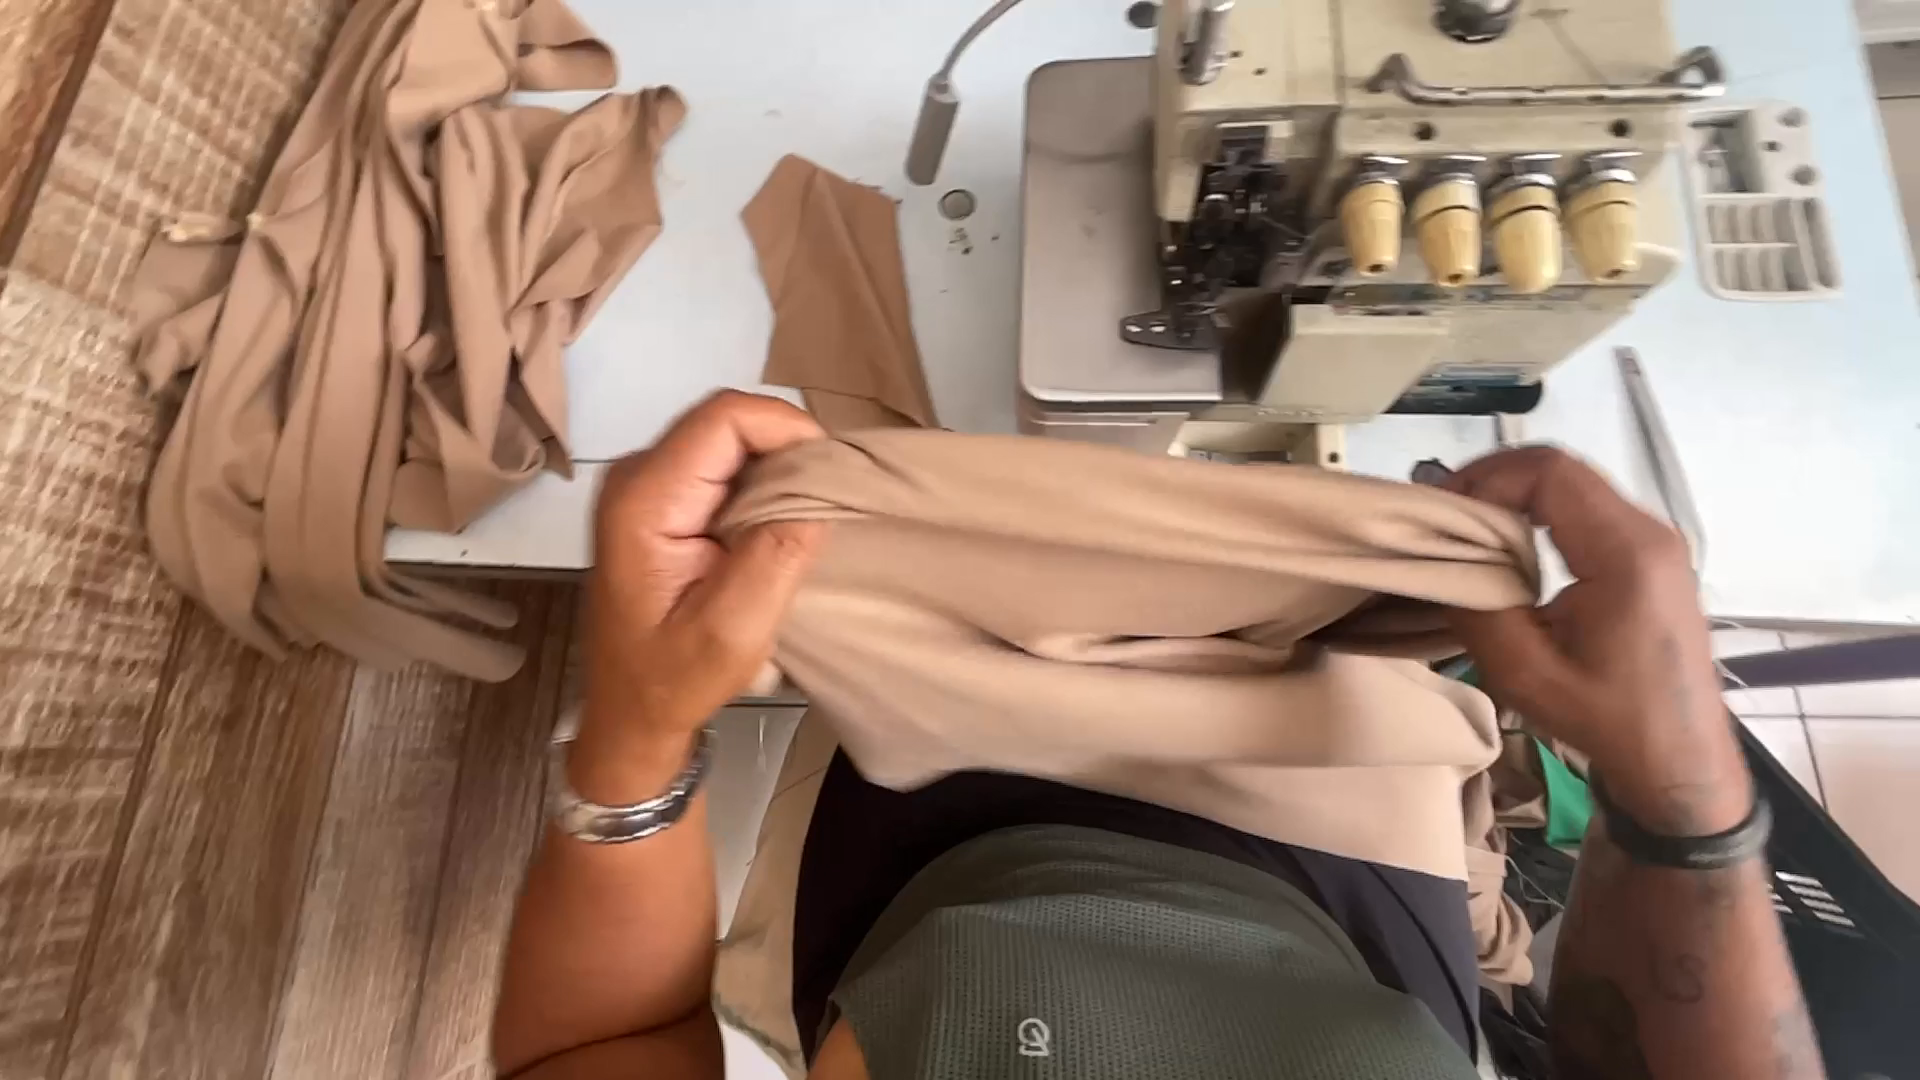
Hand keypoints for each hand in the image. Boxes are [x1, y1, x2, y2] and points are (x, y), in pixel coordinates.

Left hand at [574, 392, 825, 797]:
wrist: (630, 712)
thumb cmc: (674, 680)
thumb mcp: (735, 629)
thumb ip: (778, 554)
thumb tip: (819, 491)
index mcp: (645, 500)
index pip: (724, 418)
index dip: (787, 428)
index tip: (830, 474)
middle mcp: (638, 477)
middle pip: (727, 422)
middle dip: (788, 449)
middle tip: (826, 499)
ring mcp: (648, 486)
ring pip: (731, 440)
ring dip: (779, 468)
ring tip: (808, 514)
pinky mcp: (664, 501)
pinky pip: (725, 466)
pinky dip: (764, 483)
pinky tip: (781, 523)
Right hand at [1444, 446, 1749, 832]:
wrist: (1677, 757)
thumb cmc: (1603, 716)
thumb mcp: (1521, 670)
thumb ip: (1476, 603)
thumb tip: (1437, 557)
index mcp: (1625, 553)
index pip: (1548, 473)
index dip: (1483, 479)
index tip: (1439, 513)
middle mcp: (1648, 533)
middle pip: (1557, 468)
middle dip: (1488, 481)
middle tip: (1441, 518)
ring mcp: (1652, 542)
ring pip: (1567, 483)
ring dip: (1507, 495)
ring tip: (1463, 532)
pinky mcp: (1645, 555)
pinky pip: (1579, 507)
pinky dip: (1529, 512)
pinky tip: (1501, 547)